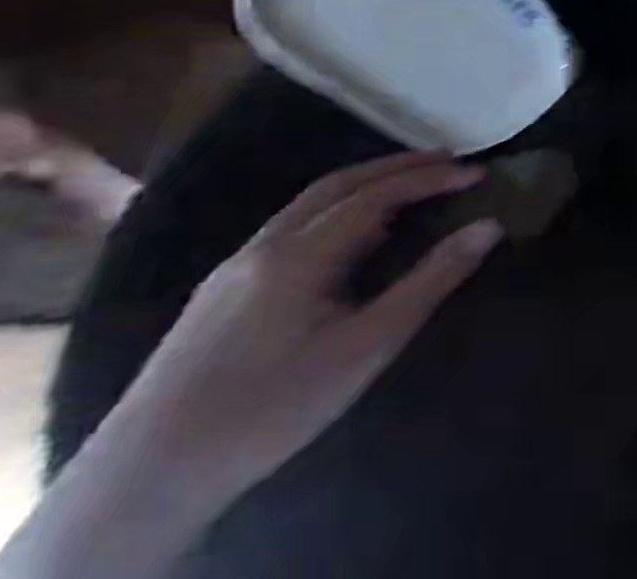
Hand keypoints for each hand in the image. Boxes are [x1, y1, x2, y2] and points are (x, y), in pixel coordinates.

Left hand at [95, 151, 500, 503]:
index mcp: (298, 256)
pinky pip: (291, 229)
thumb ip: (431, 280)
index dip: (430, 179)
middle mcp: (262, 248)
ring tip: (413, 188)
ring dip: (366, 185)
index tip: (478, 174)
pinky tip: (356, 236)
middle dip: (397, 166)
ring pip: (308, 205)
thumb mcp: (370, 345)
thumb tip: (488, 228)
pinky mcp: (221, 292)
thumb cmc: (276, 406)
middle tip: (450, 161)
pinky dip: (339, 211)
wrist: (148, 476)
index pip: (376, 195)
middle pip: (336, 185)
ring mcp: (234, 269)